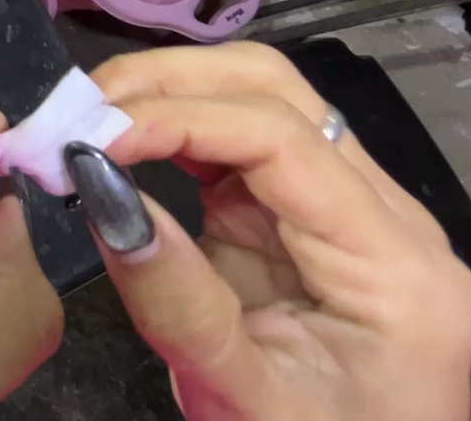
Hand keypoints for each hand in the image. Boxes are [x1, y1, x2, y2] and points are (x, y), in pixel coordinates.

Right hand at [87, 43, 470, 419]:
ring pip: (250, 87)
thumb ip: (178, 300)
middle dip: (162, 81)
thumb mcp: (243, 398)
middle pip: (272, 86)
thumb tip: (99, 185)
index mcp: (391, 263)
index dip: (174, 118)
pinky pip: (226, 126)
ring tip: (88, 117)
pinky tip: (118, 137)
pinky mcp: (286, 199)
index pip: (281, 136)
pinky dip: (162, 116)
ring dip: (159, 87)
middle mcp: (378, 210)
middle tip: (78, 113)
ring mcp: (334, 197)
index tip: (86, 139)